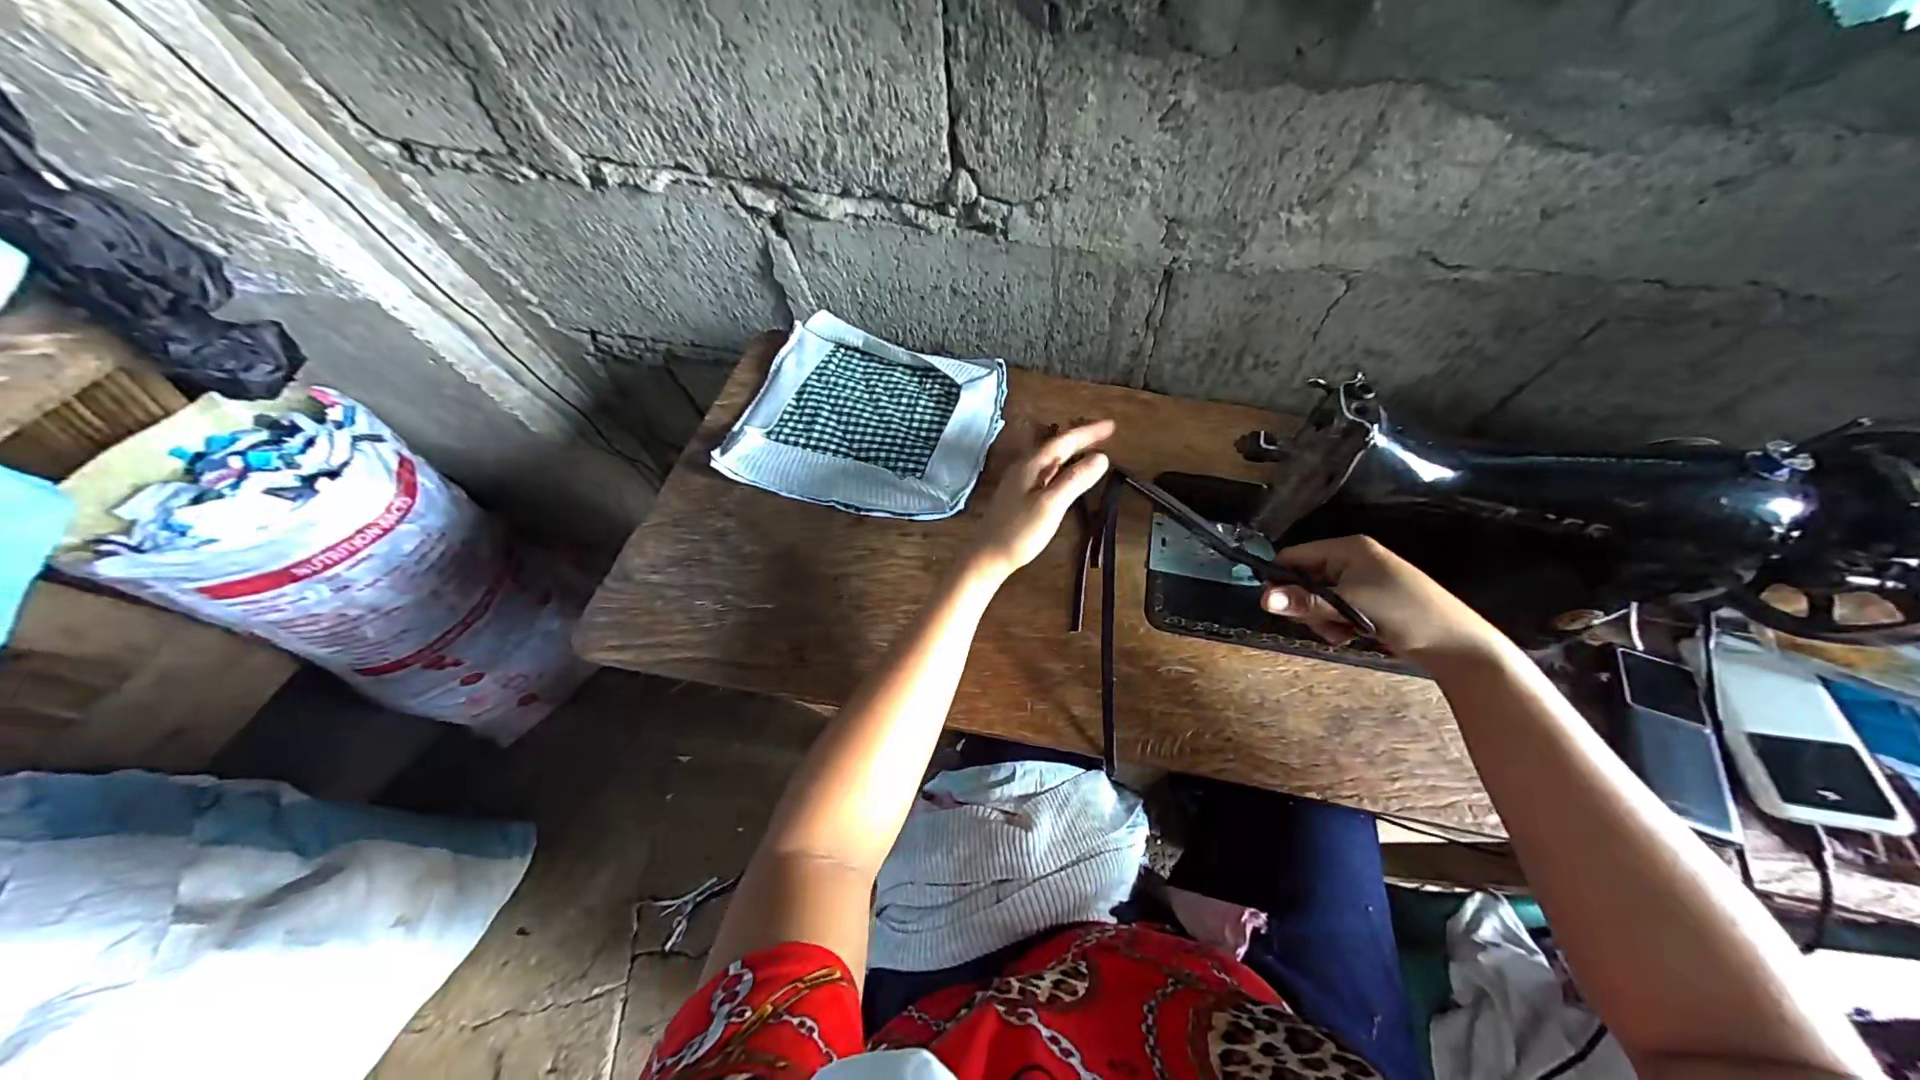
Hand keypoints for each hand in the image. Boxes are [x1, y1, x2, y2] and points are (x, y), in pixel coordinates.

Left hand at [965, 420, 1114, 580]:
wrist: (987, 556)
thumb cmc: (1019, 532)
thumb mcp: (1051, 505)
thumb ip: (1075, 480)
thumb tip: (1101, 457)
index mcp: (1031, 466)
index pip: (1064, 441)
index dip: (1088, 432)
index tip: (1112, 425)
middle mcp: (1023, 468)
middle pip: (1055, 444)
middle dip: (1080, 437)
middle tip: (1104, 433)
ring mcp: (1018, 482)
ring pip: (1049, 458)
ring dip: (1070, 451)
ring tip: (1090, 448)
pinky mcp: (1018, 496)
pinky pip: (1045, 471)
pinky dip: (1061, 466)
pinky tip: (1065, 474)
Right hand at [1259, 535, 1503, 662]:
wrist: (1457, 643)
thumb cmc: (1403, 613)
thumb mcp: (1348, 606)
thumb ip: (1304, 602)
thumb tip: (1263, 599)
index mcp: (1348, 549)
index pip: (1294, 556)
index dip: (1281, 580)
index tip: (1280, 607)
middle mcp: (1352, 559)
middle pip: (1304, 579)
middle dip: (1307, 606)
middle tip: (1321, 625)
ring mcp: (1362, 580)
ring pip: (1318, 599)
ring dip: (1322, 619)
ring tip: (1342, 633)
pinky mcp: (1369, 600)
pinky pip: (1336, 609)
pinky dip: (1337, 624)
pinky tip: (1351, 636)